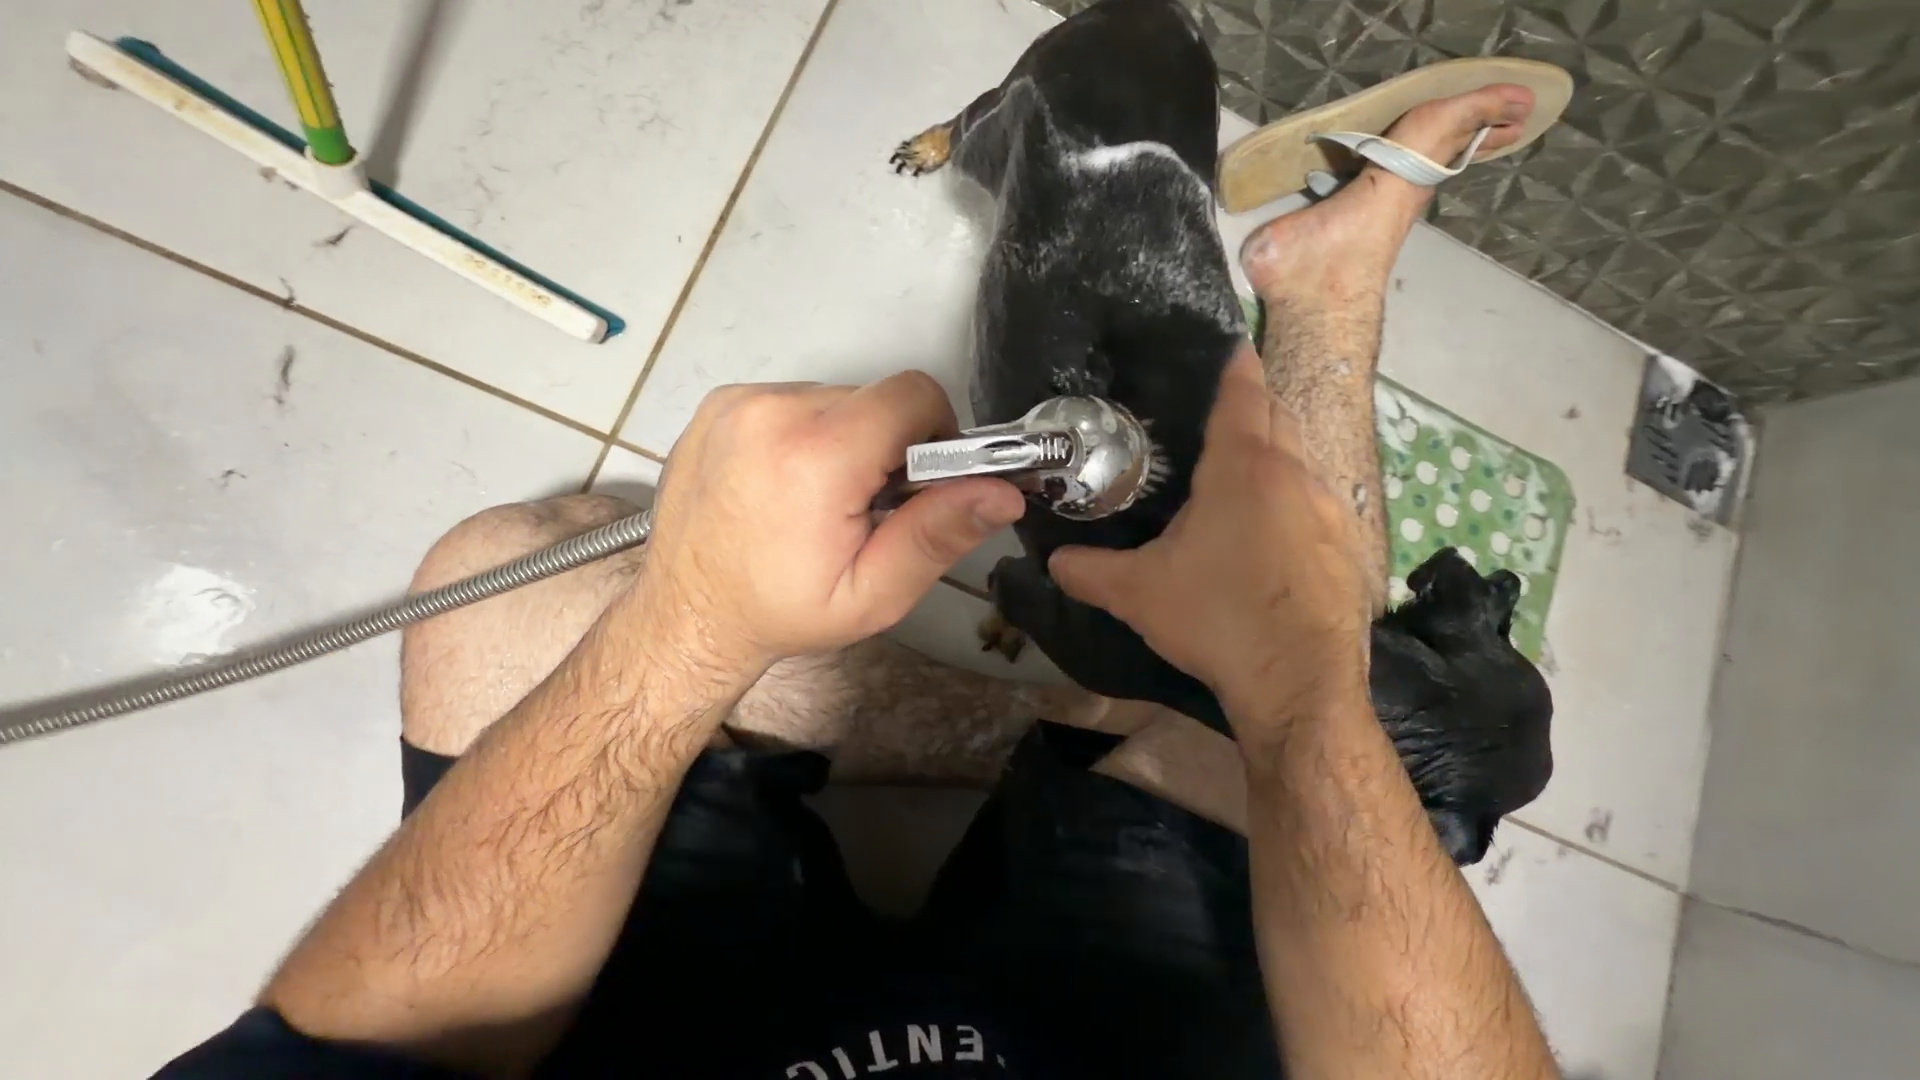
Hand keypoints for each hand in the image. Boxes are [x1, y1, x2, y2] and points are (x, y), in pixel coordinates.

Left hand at [631, 372, 1025, 680]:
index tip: (920, 482)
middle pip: (876, 397)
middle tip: (868, 505)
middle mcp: (772, 411)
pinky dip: (808, 432)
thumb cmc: (781, 612)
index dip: (936, 434)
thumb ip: (938, 535)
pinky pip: (794, 400)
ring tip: (823, 498)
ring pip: (836, 396)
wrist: (687, 615)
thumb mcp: (873, 593)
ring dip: (847, 438)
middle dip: (889, 444)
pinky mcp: (720, 405)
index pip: (914, 394)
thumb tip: (1001, 493)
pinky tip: (789, 483)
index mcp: (815, 456)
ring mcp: (739, 403)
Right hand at [1046, 344, 1369, 731]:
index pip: (1242, 394)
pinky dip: (1295, 498)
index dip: (1234, 364)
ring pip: (1304, 459)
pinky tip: (1273, 532)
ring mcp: (1331, 512)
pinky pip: (1318, 503)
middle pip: (1278, 417)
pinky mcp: (1348, 548)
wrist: (1300, 684)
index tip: (1231, 342)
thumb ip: (1089, 572)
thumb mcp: (1138, 594)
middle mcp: (1296, 476)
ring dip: (1277, 451)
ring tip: (1243, 469)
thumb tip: (1053, 561)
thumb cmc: (1217, 619)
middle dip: (1254, 404)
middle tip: (1220, 409)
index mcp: (1244, 469)